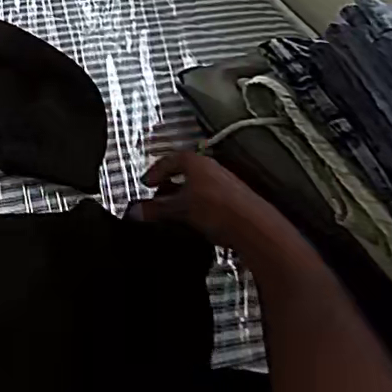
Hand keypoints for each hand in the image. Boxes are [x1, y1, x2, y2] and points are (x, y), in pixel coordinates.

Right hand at [133, 150, 270, 248]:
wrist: (259, 230)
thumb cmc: (214, 210)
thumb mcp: (180, 210)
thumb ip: (156, 210)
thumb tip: (133, 212)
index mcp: (194, 161)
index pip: (168, 161)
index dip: (155, 172)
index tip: (146, 184)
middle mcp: (212, 166)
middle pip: (185, 172)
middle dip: (171, 185)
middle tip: (160, 198)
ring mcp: (229, 182)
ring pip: (200, 185)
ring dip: (187, 196)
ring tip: (179, 212)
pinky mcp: (241, 199)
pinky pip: (214, 197)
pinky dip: (203, 205)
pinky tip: (201, 222)